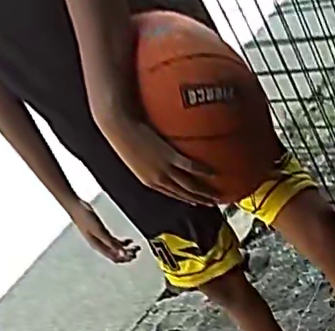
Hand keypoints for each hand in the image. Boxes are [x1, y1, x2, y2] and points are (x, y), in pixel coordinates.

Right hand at [68, 200, 138, 262]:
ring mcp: (102, 239)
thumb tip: (123, 254)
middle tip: (137, 250)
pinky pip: (115, 241)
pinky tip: (130, 240)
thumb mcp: (100, 231)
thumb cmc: (85, 217)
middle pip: (117, 255)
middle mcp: (101, 245)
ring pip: (117, 248)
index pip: (114, 258)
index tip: (133, 254)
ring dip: (127, 249)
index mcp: (98, 247)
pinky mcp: (103, 233)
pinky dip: (124, 242)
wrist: (76, 205)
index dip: (125, 259)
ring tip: (136, 246)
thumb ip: (111, 243)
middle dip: (128, 254)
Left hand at [103, 119, 220, 205]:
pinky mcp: (169, 156)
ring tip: (218, 194)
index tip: (199, 203)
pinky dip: (203, 172)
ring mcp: (165, 168)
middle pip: (185, 194)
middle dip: (201, 200)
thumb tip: (158, 161)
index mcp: (150, 181)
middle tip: (214, 203)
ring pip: (190, 186)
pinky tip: (213, 173)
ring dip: (206, 192)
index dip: (188, 200)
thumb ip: (147, 163)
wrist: (116, 123)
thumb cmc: (120, 134)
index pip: (174, 195)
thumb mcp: (133, 156)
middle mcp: (159, 179)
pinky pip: (190, 167)